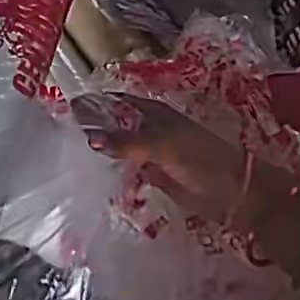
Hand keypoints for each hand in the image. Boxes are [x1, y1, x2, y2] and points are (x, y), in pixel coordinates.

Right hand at [72, 92, 256, 224]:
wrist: (239, 197)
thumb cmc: (204, 161)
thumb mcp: (163, 145)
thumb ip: (126, 142)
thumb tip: (90, 138)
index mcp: (152, 112)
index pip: (114, 102)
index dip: (92, 103)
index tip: (65, 109)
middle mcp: (148, 128)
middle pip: (113, 123)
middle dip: (91, 126)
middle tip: (60, 135)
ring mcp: (149, 152)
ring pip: (117, 146)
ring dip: (100, 150)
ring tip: (69, 155)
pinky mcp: (153, 176)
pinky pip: (125, 169)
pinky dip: (111, 170)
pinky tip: (92, 174)